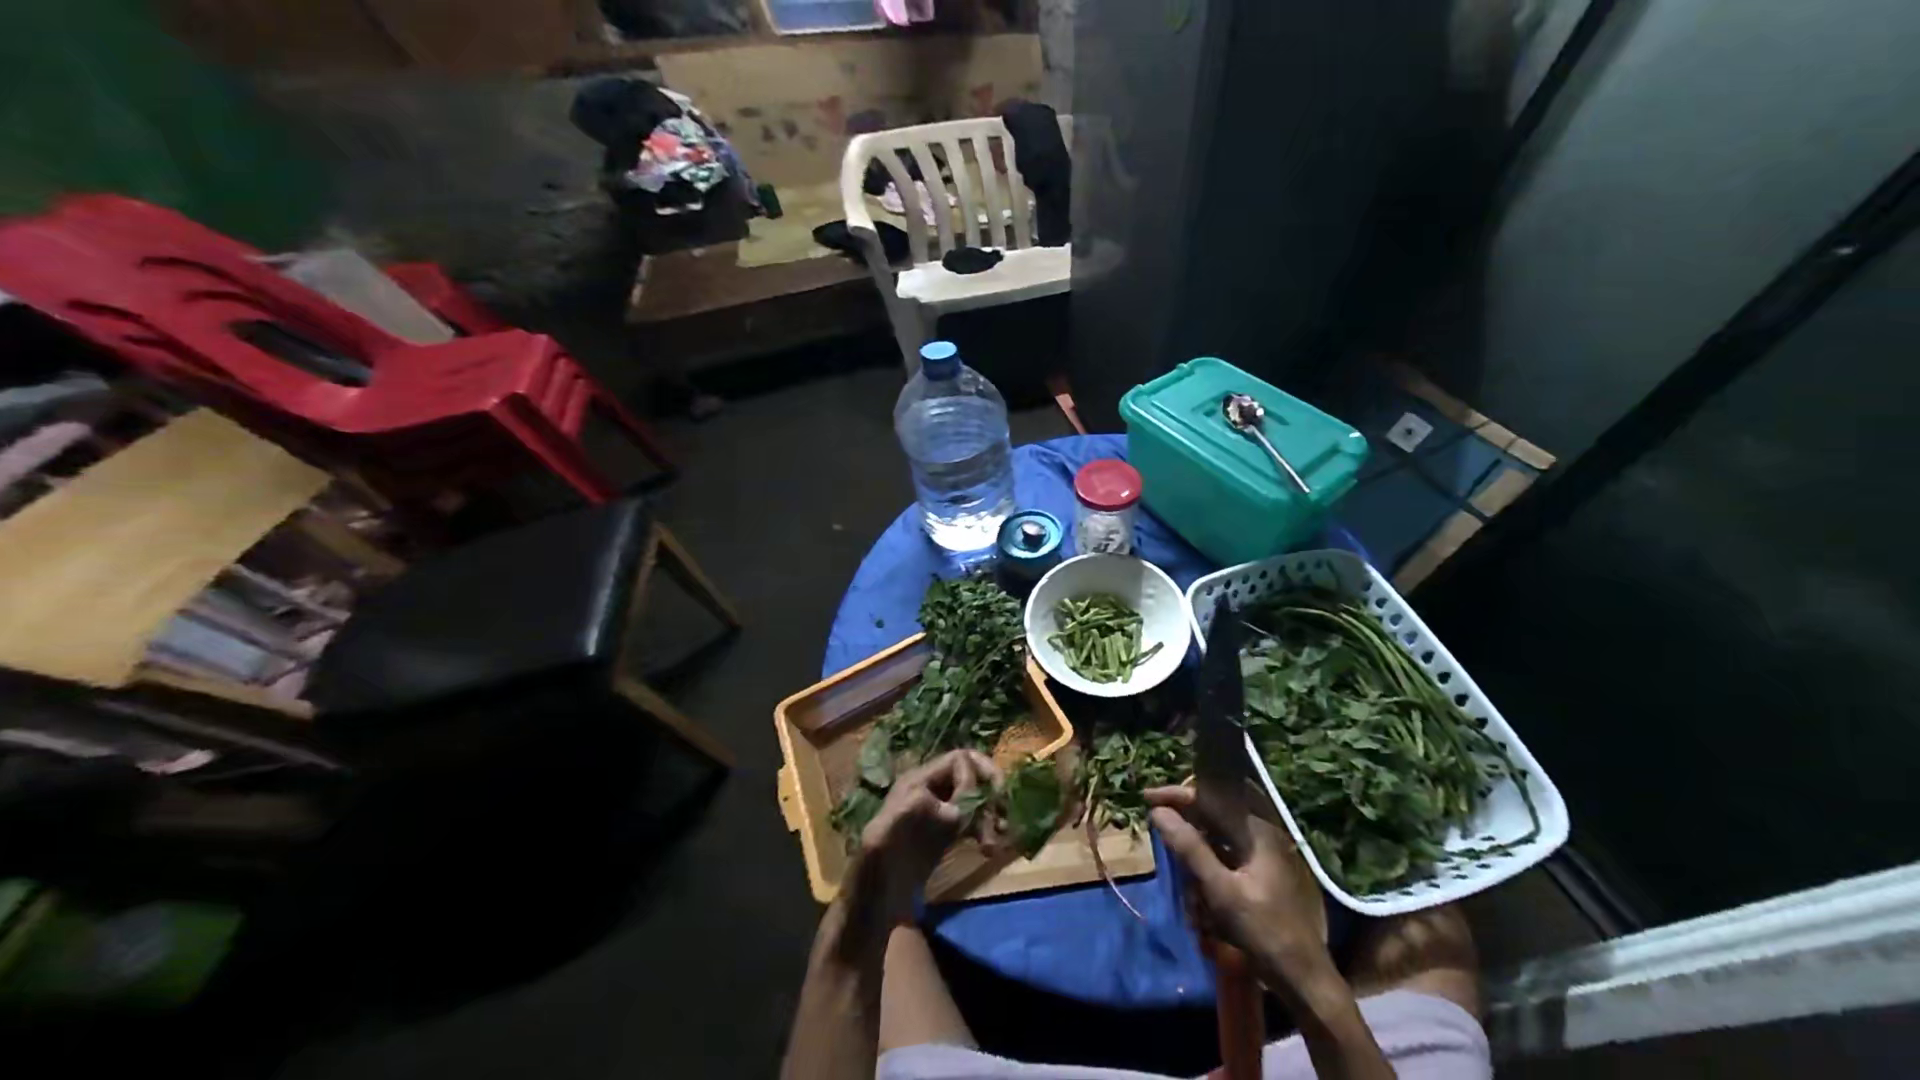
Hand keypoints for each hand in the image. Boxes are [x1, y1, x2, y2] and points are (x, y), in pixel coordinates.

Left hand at [853, 749, 1000, 925]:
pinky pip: (974, 821)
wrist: (874, 898)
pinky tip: (992, 848)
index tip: (984, 805)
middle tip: (1002, 820)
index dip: (975, 778)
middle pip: (972, 776)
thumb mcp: (890, 831)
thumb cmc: (879, 863)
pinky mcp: (946, 835)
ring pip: (976, 799)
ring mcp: (940, 812)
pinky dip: (987, 829)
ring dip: (992, 815)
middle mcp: (932, 791)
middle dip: (990, 795)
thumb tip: (954, 810)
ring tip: (996, 843)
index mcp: (918, 781)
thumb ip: (918, 812)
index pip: (959, 760)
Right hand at [1147, 785, 1333, 994]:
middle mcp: (1261, 834)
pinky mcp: (1261, 872)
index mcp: (1257, 831)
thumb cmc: (1263, 932)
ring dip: (1193, 843)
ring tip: (1173, 859)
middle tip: (1155, 823)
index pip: (1210, 797)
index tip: (1147, 798)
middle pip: (1213, 812)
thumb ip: (1189, 848)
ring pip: (1217, 833)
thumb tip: (1159, 812)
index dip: (1177, 795)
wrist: (1304, 977)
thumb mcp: (1220, 891)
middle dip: (1183, 818)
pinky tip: (1195, 883)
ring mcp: (1263, 853)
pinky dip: (1206, 861)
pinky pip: (1226, 853)